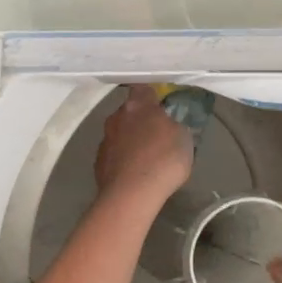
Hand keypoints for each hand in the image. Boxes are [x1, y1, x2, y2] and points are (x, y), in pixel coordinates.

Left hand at [94, 85, 193, 201]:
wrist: (131, 194)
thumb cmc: (163, 160)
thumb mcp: (183, 139)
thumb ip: (174, 125)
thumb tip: (167, 124)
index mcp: (139, 105)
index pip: (143, 88)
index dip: (151, 95)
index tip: (159, 103)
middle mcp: (117, 117)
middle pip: (129, 112)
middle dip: (140, 120)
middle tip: (156, 135)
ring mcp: (104, 139)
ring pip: (119, 133)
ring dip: (130, 140)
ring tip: (145, 159)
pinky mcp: (98, 161)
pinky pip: (113, 154)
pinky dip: (122, 159)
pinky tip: (133, 174)